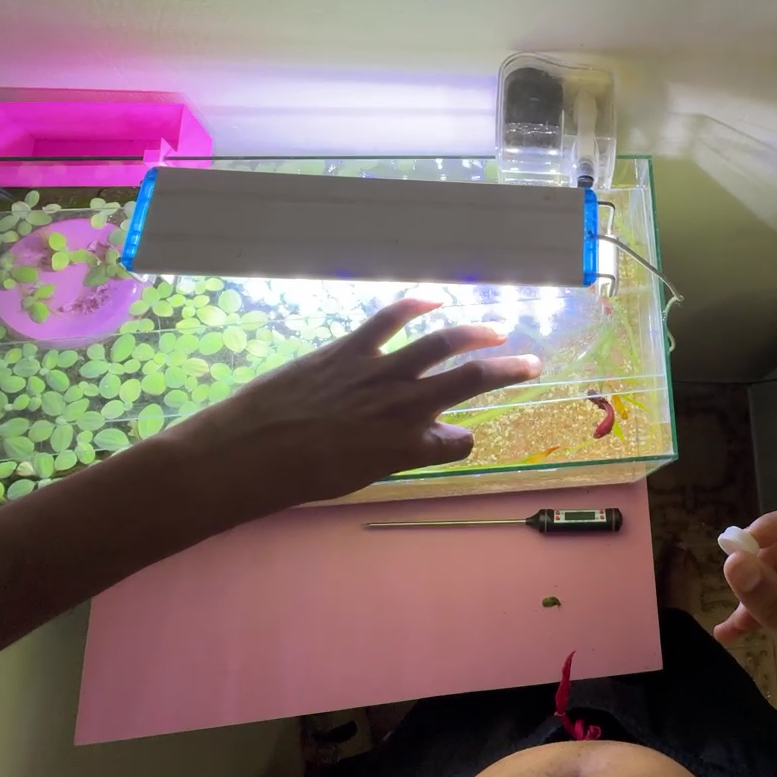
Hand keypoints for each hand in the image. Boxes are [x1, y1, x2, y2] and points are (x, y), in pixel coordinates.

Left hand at [158, 298, 540, 518]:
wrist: (243, 456)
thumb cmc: (299, 478)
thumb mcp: (361, 476)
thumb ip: (402, 454)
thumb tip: (434, 437)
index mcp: (408, 446)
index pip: (457, 441)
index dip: (459, 441)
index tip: (454, 440)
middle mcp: (404, 405)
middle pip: (470, 381)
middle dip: (508, 370)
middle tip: (533, 364)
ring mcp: (378, 372)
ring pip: (442, 344)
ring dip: (477, 333)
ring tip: (500, 329)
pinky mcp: (350, 349)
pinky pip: (390, 319)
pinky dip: (416, 304)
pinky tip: (436, 298)